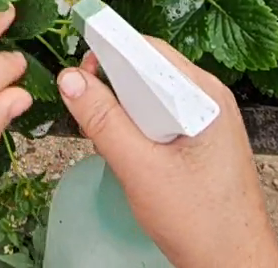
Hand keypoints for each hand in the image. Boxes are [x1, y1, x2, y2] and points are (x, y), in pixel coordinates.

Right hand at [58, 40, 277, 267]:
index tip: (78, 70)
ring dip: (121, 107)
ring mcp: (205, 117)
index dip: (108, 52)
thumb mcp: (141, 170)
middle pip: (146, 67)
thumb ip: (103, 120)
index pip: (146, 51)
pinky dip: (135, 123)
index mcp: (203, 95)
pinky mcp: (198, 136)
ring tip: (109, 138)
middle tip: (87, 110)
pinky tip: (128, 150)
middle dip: (111, 84)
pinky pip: (158, 111)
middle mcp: (207, 97)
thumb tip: (70, 78)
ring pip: (148, 91)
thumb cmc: (202, 226)